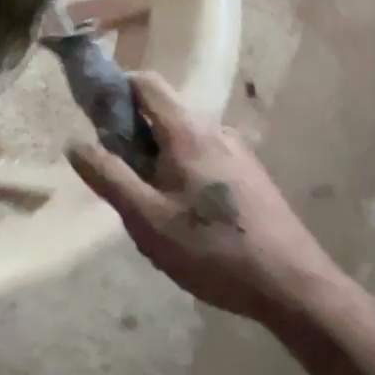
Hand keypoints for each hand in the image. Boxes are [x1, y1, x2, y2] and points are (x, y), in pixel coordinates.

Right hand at [67, 74, 342, 326]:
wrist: (299, 291)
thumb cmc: (215, 251)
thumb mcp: (147, 218)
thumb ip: (108, 176)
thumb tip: (74, 143)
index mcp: (188, 133)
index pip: (145, 83)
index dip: (114, 90)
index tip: (94, 120)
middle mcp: (216, 132)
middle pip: (162, 112)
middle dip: (132, 135)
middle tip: (119, 176)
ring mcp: (240, 155)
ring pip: (182, 139)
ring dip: (157, 158)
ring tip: (151, 205)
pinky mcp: (253, 180)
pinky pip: (204, 159)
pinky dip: (182, 173)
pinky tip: (185, 218)